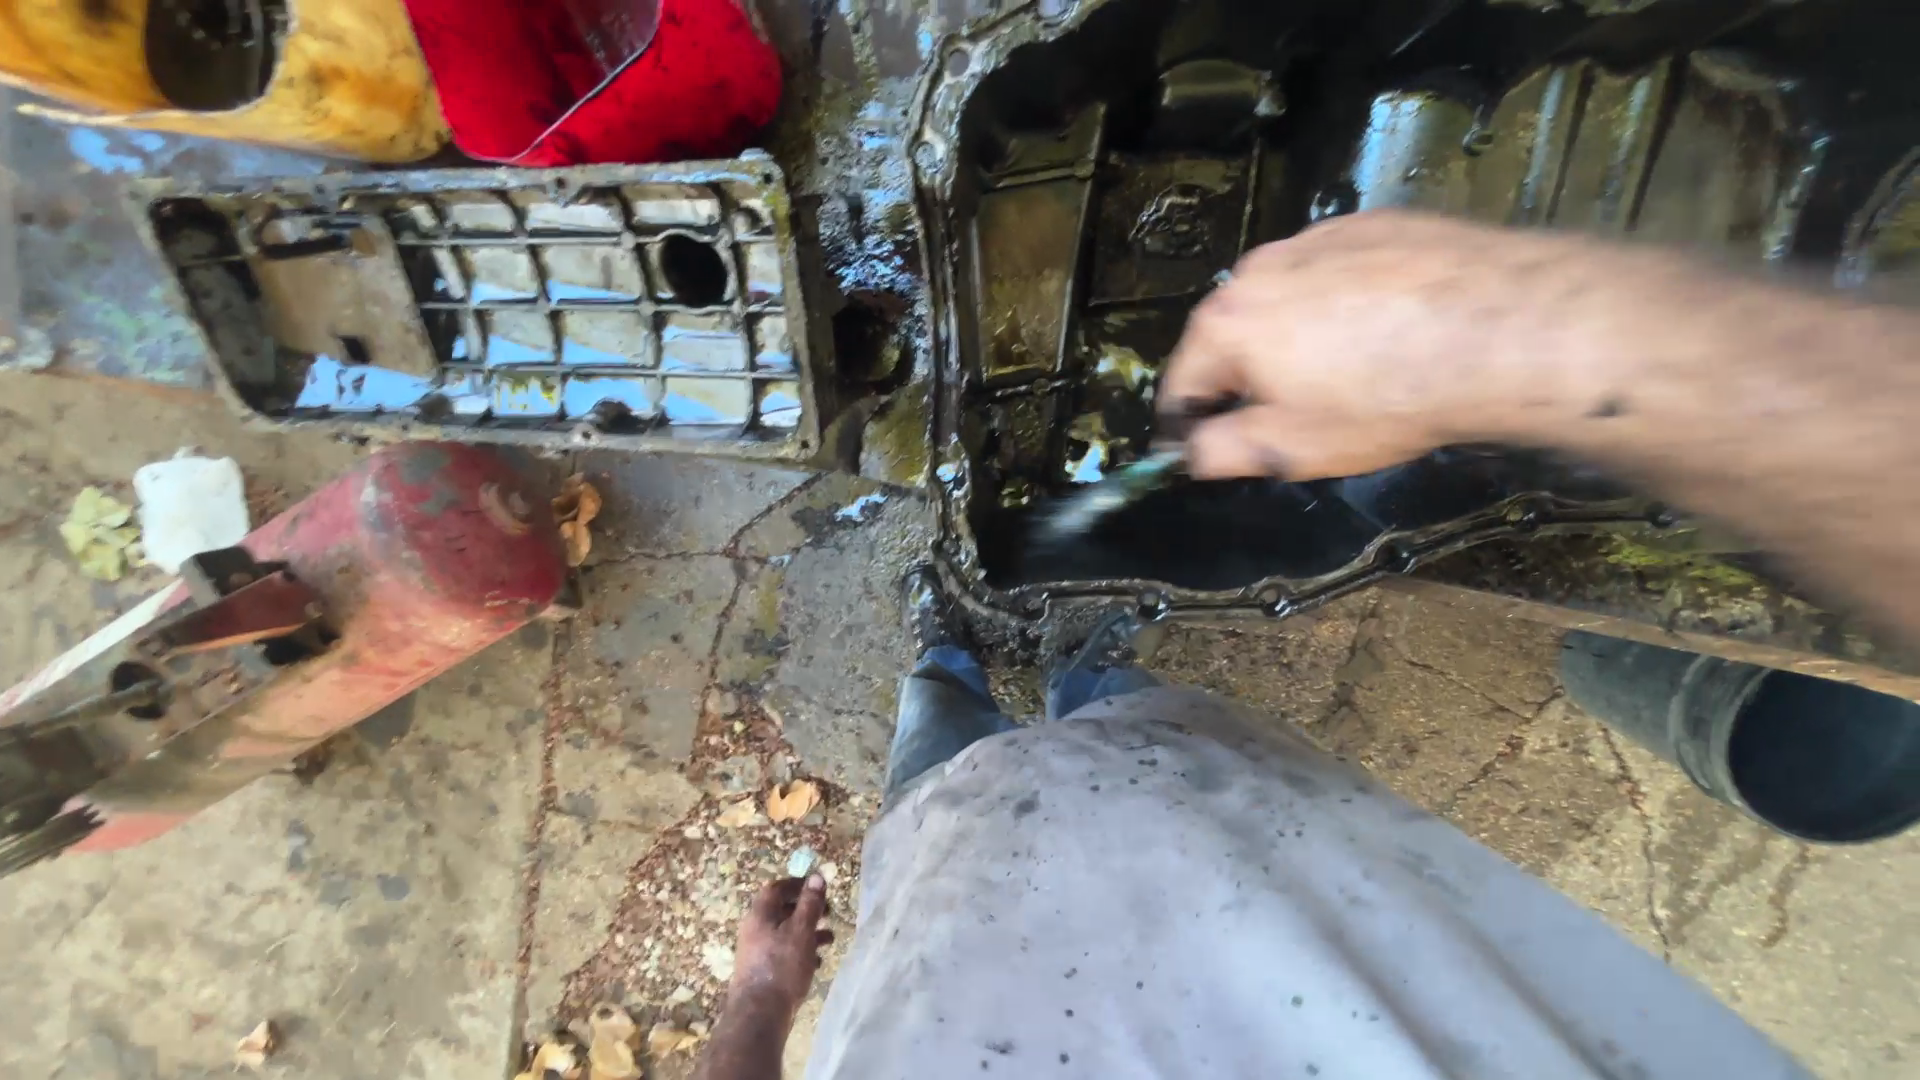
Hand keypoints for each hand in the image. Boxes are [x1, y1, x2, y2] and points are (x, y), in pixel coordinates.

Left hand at [724, 875, 833, 1027]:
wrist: (759, 1016)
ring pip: (785, 934)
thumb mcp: (801, 930)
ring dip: (807, 933)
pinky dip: (801, 952)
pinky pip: (784, 954)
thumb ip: (810, 903)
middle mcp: (755, 931)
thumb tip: (817, 876)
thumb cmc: (782, 966)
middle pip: (782, 911)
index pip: (776, 888)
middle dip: (806, 910)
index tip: (817, 887)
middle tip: (827, 913)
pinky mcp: (763, 973)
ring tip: (830, 939)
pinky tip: (817, 962)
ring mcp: (757, 954)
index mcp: (760, 915)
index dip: (796, 884)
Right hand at [1162, 210, 1598, 479]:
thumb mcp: (1291, 448)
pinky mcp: (1372, 224)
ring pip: (1278, 302)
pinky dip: (1337, 303)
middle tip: (1284, 415)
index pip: (1178, 385)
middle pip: (1226, 338)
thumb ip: (1219, 453)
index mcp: (1225, 324)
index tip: (1204, 448)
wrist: (1515, 328)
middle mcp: (1257, 269)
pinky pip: (1331, 273)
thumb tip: (1190, 452)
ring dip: (1287, 338)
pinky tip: (1382, 331)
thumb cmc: (1386, 398)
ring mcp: (1316, 238)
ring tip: (1342, 372)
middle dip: (1241, 378)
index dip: (1185, 426)